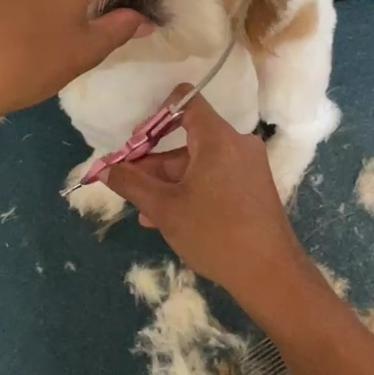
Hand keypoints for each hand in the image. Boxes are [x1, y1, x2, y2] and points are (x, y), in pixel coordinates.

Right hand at [103, 89, 306, 296]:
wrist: (270, 274)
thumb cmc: (214, 233)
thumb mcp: (164, 208)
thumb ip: (131, 183)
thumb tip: (103, 168)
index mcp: (218, 138)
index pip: (186, 101)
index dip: (156, 115)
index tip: (137, 142)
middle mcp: (237, 144)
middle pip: (188, 139)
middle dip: (154, 163)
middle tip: (128, 185)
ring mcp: (248, 167)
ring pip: (199, 164)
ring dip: (169, 182)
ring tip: (144, 212)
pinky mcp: (253, 188)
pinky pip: (214, 178)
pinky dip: (191, 190)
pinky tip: (169, 218)